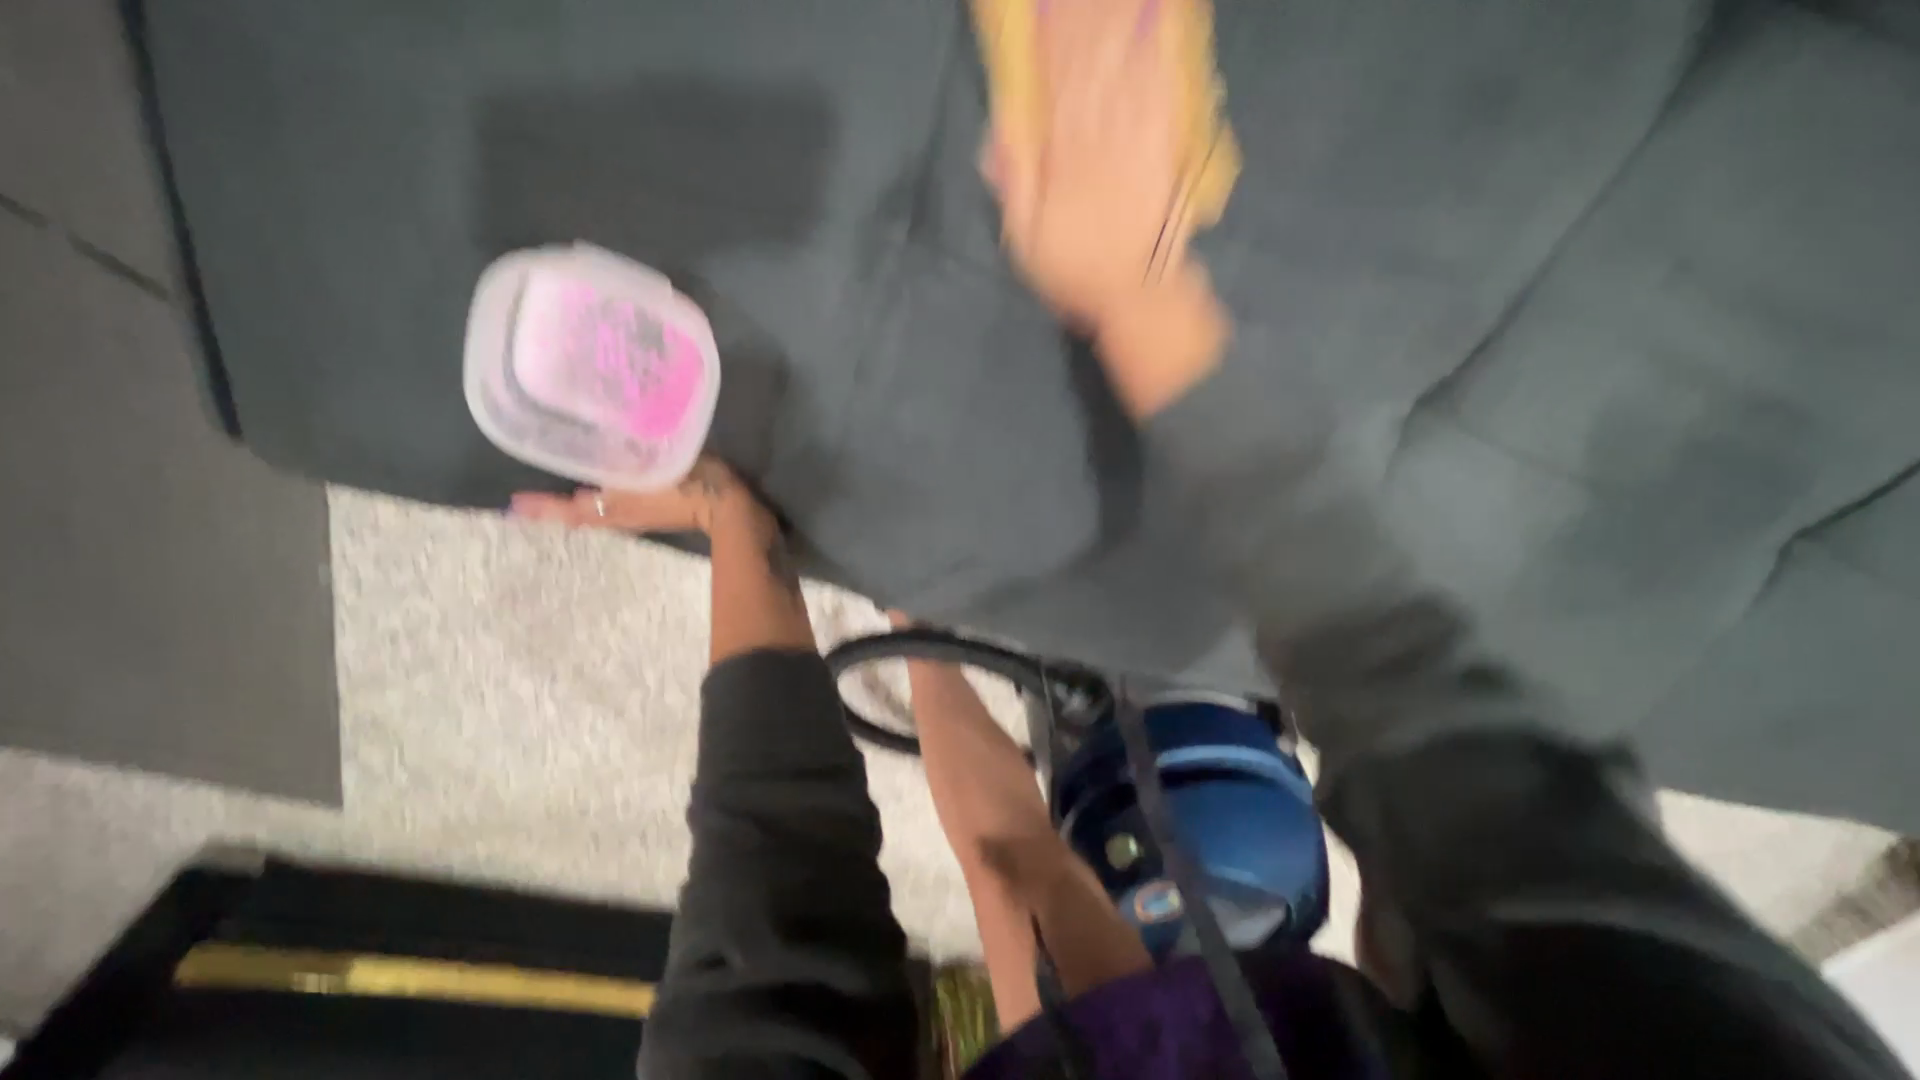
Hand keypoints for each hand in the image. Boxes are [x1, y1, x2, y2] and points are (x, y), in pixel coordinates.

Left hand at [508, 458, 772, 537]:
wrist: (730, 511)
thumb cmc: (695, 484)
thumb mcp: (657, 464)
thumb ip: (628, 454)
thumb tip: (595, 441)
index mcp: (616, 504)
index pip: (570, 509)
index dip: (543, 507)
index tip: (512, 505)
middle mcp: (621, 513)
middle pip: (578, 515)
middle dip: (552, 509)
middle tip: (525, 503)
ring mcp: (638, 515)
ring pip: (595, 515)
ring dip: (573, 508)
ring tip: (555, 495)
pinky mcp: (655, 512)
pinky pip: (612, 510)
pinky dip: (596, 502)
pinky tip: (598, 488)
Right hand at [983, 0, 1191, 330]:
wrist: (1134, 296)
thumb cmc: (1073, 273)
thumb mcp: (1026, 238)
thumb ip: (1014, 185)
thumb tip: (999, 138)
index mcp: (1064, 165)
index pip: (1055, 98)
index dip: (1052, 57)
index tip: (1049, 22)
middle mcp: (1101, 149)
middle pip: (1092, 82)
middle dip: (1088, 37)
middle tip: (1083, 0)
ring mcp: (1137, 153)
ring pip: (1128, 86)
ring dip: (1123, 45)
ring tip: (1122, 9)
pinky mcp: (1164, 162)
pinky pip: (1164, 111)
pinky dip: (1163, 77)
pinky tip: (1161, 48)